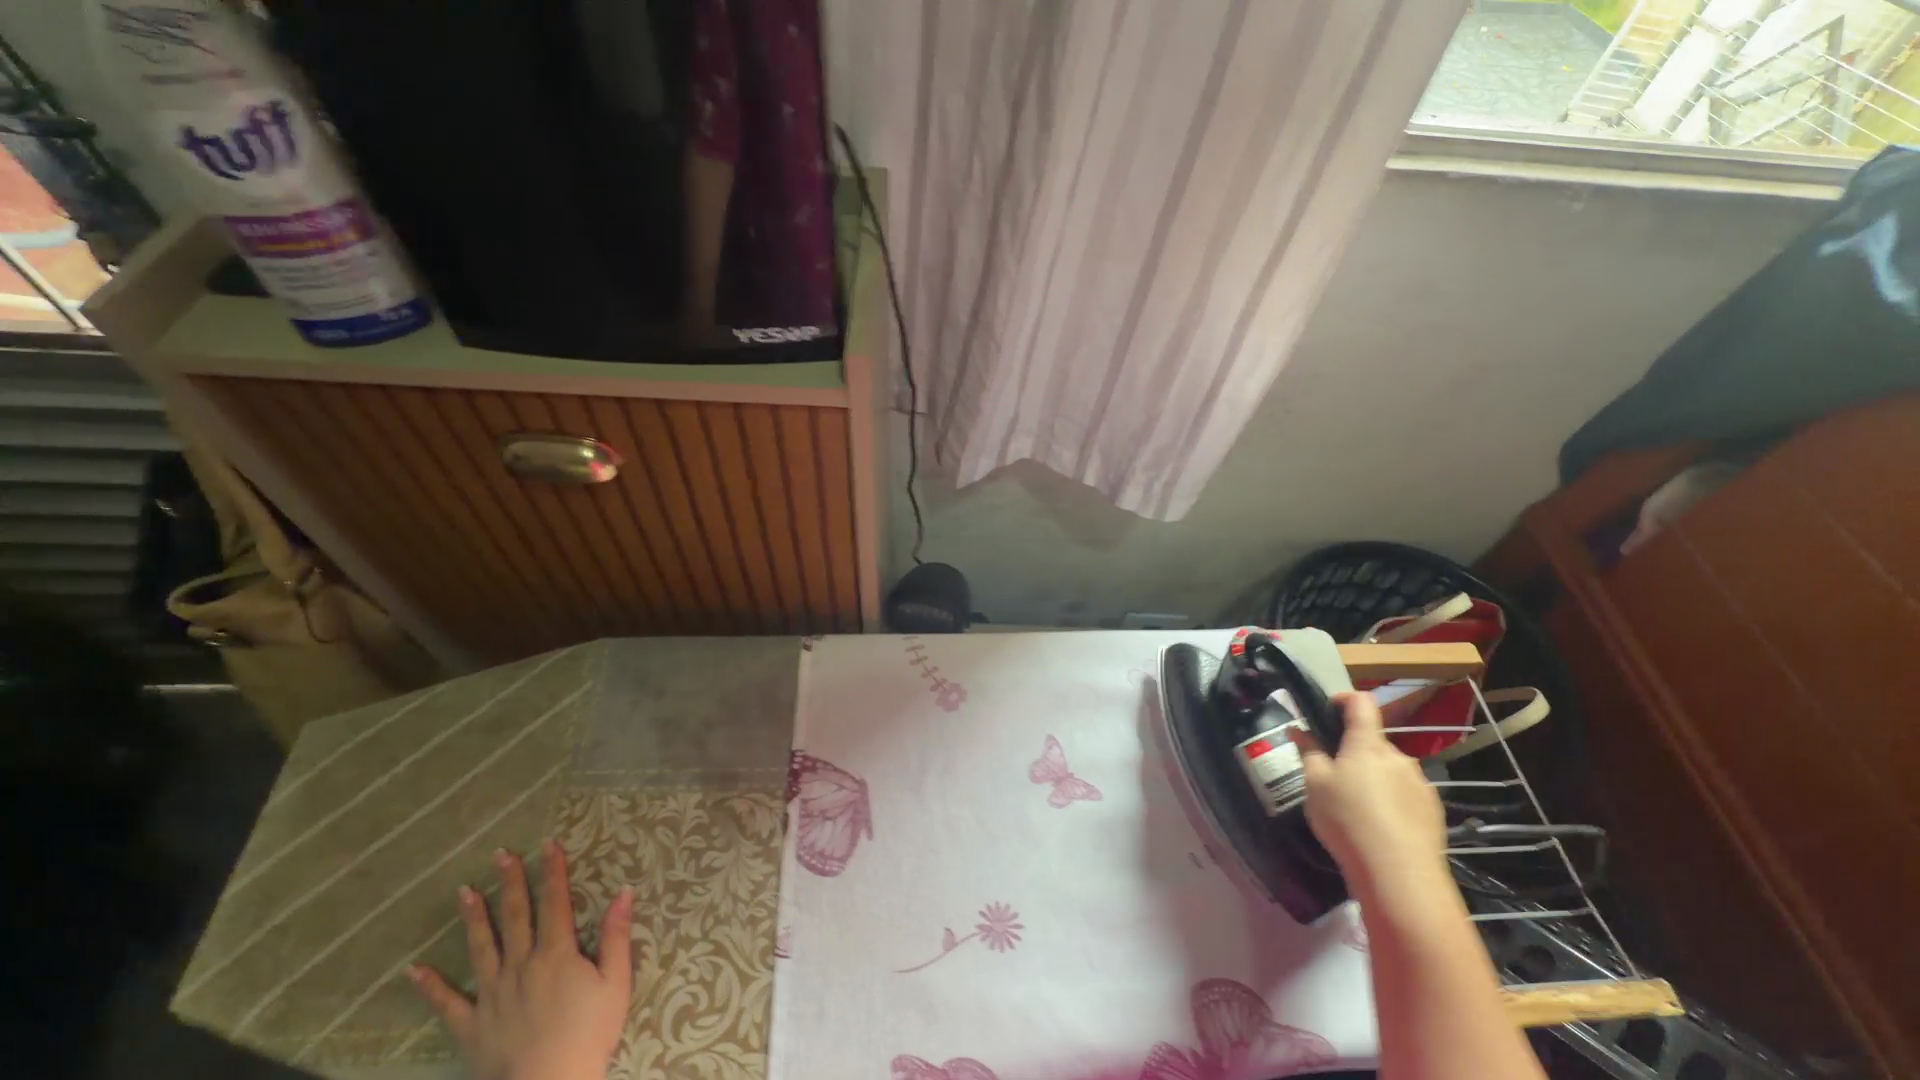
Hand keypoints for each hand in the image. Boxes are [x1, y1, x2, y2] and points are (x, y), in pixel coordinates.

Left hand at [409, 840, 634, 1079]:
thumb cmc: (589, 1034)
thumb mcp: (615, 983)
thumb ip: (616, 937)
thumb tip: (624, 893)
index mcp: (556, 953)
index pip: (555, 903)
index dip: (552, 872)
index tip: (547, 844)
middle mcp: (521, 964)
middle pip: (515, 916)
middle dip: (510, 883)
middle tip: (501, 855)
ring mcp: (491, 993)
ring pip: (481, 947)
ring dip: (473, 917)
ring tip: (463, 891)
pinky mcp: (470, 1023)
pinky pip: (447, 1002)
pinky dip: (430, 985)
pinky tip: (414, 970)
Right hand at [1290, 692, 1450, 905]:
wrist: (1398, 873)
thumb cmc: (1347, 820)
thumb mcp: (1314, 785)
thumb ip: (1309, 751)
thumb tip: (1299, 728)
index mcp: (1368, 744)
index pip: (1361, 703)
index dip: (1343, 700)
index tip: (1327, 711)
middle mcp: (1398, 756)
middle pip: (1373, 743)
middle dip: (1353, 753)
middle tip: (1332, 779)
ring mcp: (1420, 783)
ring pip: (1390, 770)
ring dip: (1373, 778)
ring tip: (1357, 809)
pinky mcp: (1433, 809)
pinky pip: (1406, 794)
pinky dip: (1391, 800)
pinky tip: (1380, 826)